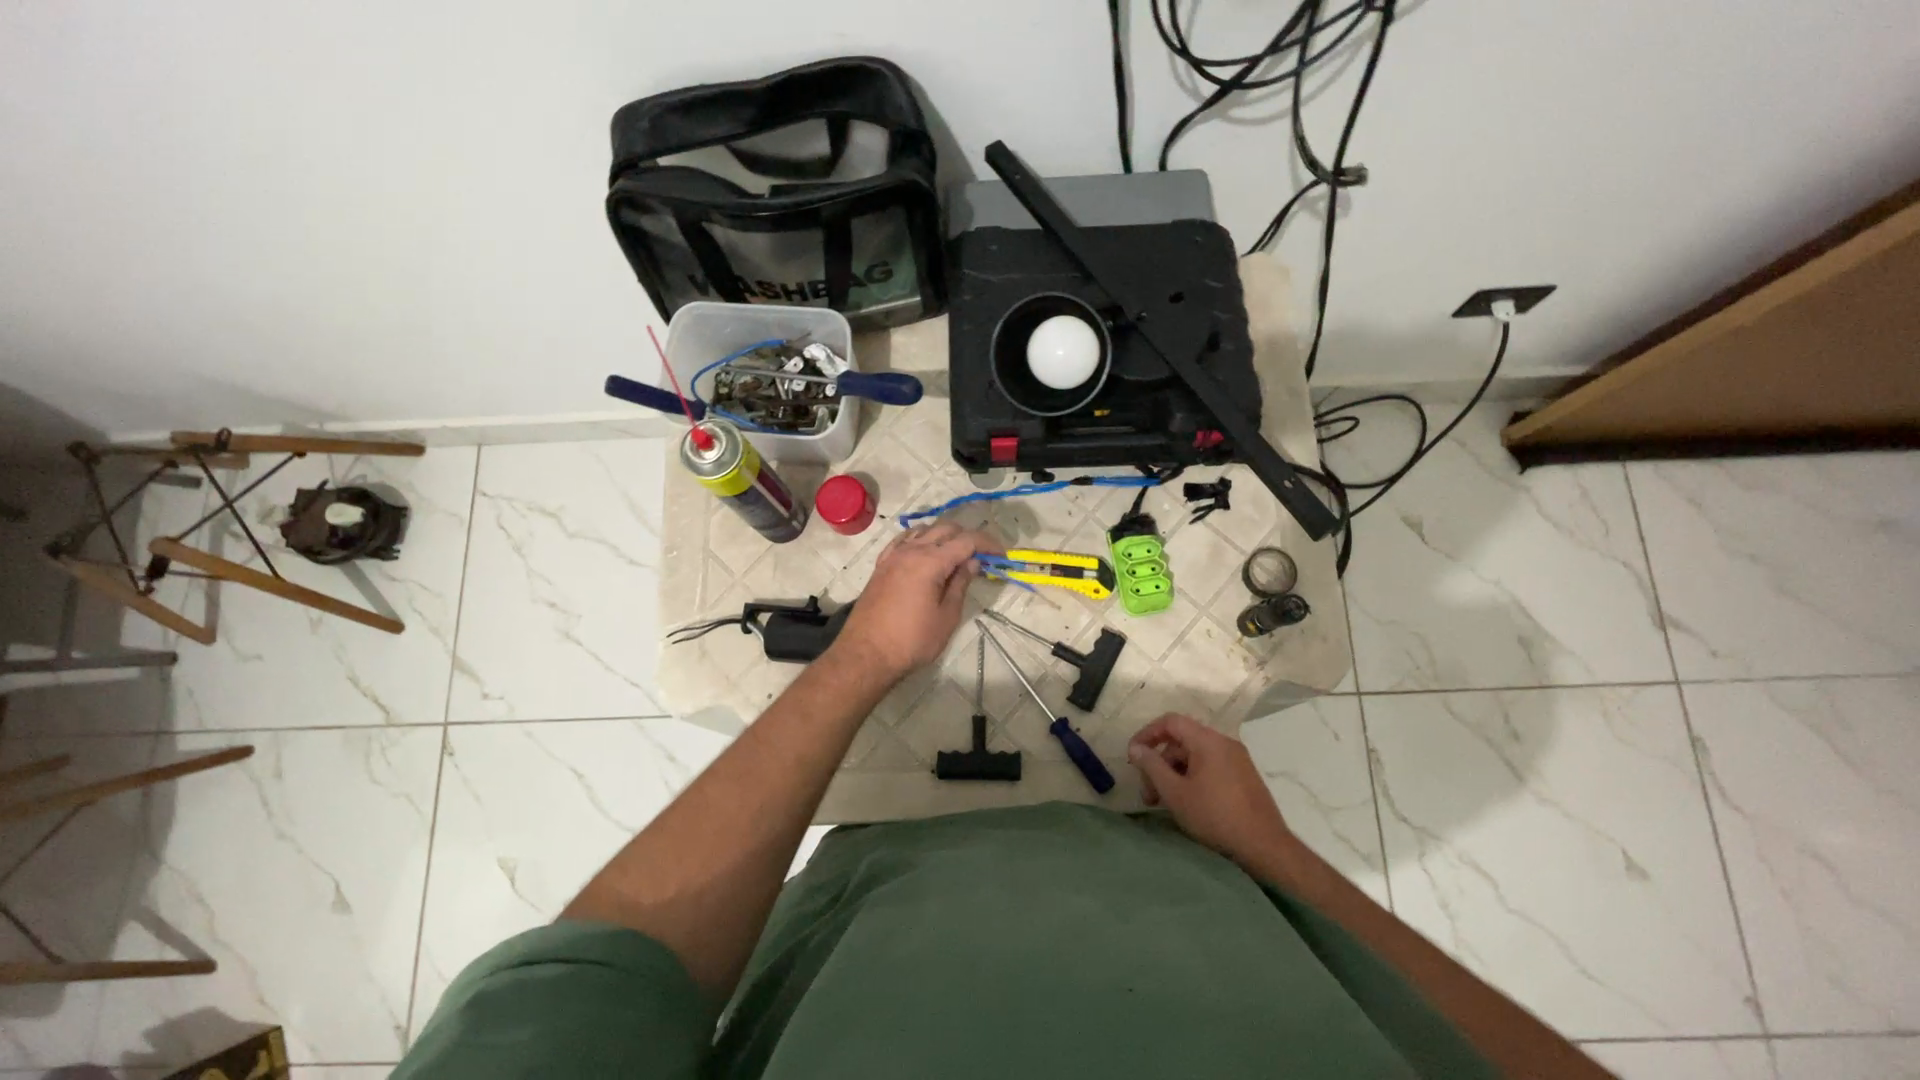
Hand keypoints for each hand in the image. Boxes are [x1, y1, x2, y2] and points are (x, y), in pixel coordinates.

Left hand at [829, 523, 998, 683]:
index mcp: (930, 561)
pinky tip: (925, 553)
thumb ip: (960, 585)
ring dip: (943, 536)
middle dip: (967, 537)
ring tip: (956, 556)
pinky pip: (903, 541)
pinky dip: (920, 540)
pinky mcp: (881, 566)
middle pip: (945, 529)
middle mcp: (910, 551)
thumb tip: (972, 563)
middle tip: (982, 556)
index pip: (966, 540)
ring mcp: (893, 556)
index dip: (988, 544)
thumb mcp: (947, 617)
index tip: (1002, 555)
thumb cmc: (912, 641)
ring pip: (923, 531)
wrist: (867, 654)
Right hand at [1128, 713, 1292, 870]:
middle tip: (1148, 795)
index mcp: (1208, 741)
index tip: (1132, 756)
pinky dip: (1192, 778)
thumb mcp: (1175, 792)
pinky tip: (1187, 802)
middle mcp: (1224, 742)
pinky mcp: (1244, 775)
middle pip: (1182, 742)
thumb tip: (1136, 747)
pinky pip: (1210, 766)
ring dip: (1174, 774)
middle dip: (1160, 765)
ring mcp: (1237, 759)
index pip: (1170, 722)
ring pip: (1195, 756)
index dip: (1147, 734)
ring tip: (1165, 804)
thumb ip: (1152, 766)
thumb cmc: (1214, 816)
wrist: (1264, 845)